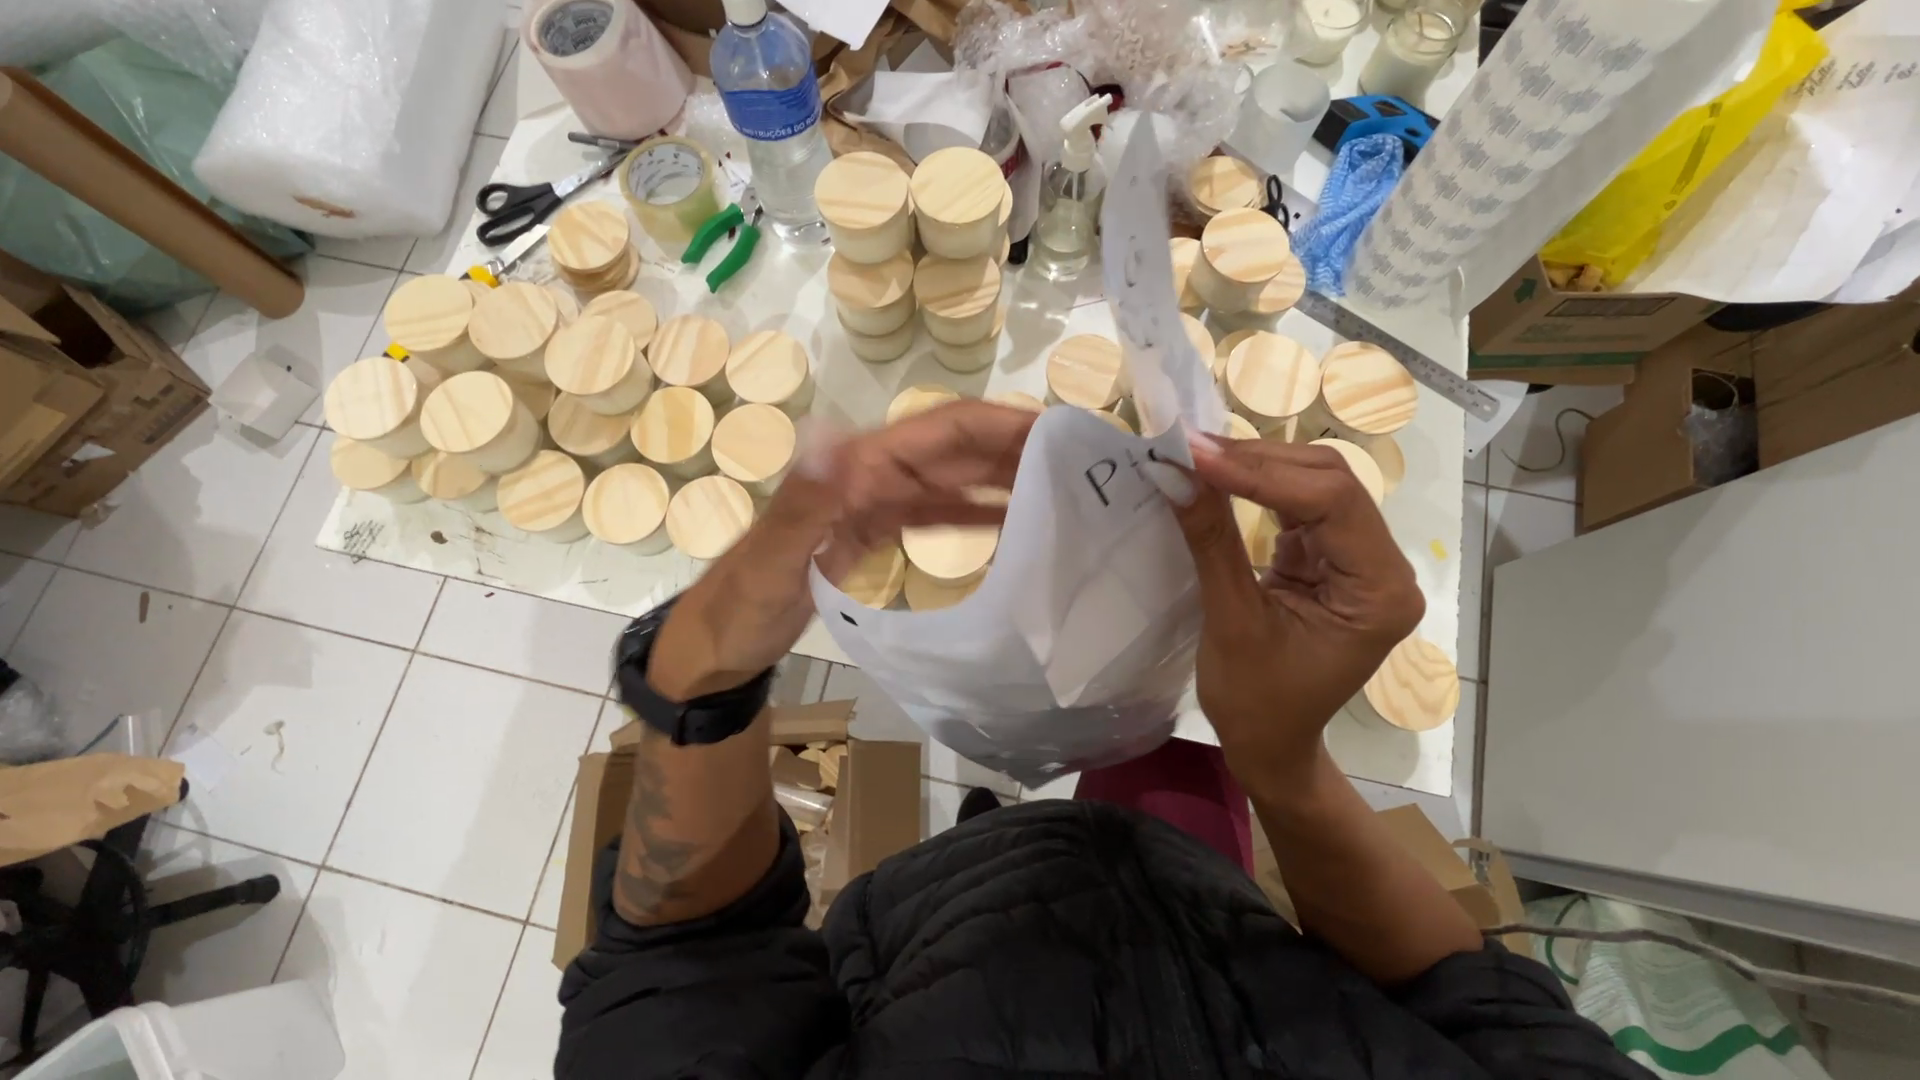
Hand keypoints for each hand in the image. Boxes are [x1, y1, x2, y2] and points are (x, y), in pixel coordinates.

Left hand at [647, 402, 1034, 700]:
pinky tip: (1012, 521)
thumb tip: (833, 435)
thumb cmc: (742, 603)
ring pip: (949, 478)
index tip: (1051, 430)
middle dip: (1010, 446)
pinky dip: (973, 514)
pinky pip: (934, 514)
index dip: (993, 423)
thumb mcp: (771, 558)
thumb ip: (805, 502)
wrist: (720, 646)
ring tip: (1061, 484)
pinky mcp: (876, 532)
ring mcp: (875, 503)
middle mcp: (870, 475)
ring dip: (1000, 476)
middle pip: (952, 448)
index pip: (936, 430)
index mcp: (853, 469)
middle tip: (1077, 459)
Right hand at [1171, 435, 1424, 791]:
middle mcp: (1383, 567)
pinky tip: (1217, 475)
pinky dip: (1256, 488)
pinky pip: (1299, 506)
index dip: (1262, 473)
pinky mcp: (1330, 559)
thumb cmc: (1256, 702)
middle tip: (1190, 448)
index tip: (1196, 454)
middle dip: (1258, 462)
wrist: (1269, 745)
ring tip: (1197, 455)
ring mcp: (1359, 560)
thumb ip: (1212, 541)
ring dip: (1256, 467)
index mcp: (1379, 592)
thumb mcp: (1232, 621)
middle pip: (1330, 483)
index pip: (1332, 502)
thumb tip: (1177, 472)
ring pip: (1315, 485)